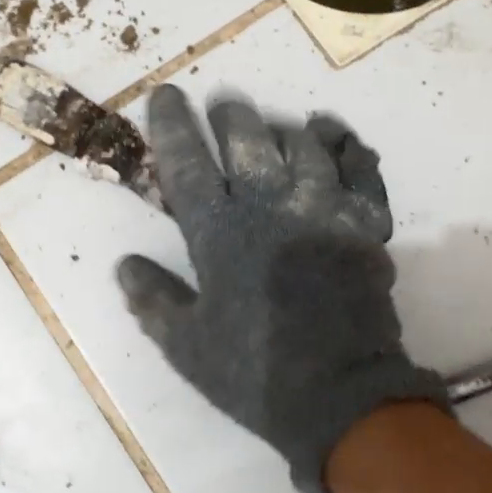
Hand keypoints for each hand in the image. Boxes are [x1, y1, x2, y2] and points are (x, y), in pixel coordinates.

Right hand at [115, 85, 445, 492]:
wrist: (342, 398)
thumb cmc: (254, 374)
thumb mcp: (187, 347)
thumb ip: (154, 300)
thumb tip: (125, 265)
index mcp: (220, 236)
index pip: (188, 164)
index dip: (172, 125)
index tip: (166, 94)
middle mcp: (271, 209)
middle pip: (248, 139)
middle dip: (230, 115)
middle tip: (223, 107)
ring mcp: (325, 212)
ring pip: (303, 145)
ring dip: (283, 129)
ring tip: (273, 129)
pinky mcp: (367, 226)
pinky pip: (361, 169)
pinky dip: (346, 146)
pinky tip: (331, 135)